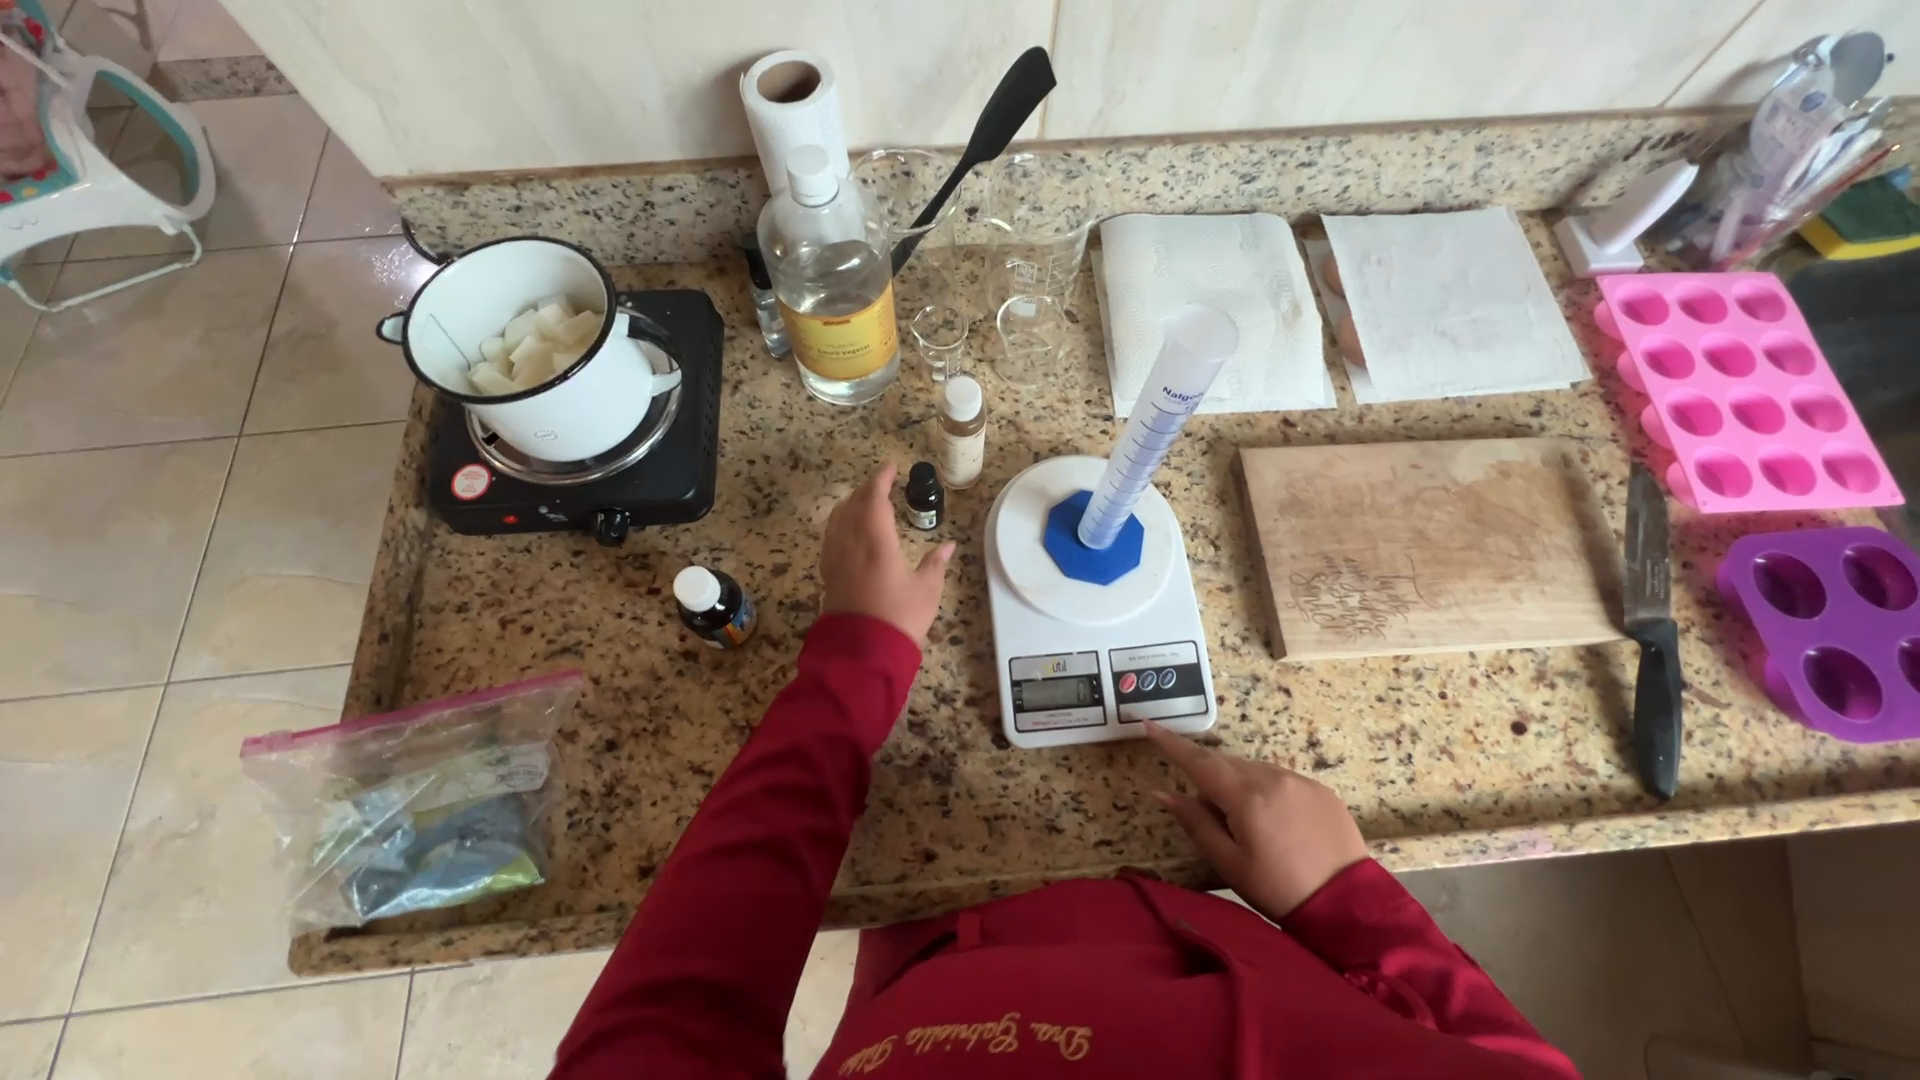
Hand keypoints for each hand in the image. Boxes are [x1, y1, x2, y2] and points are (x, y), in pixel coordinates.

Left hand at [820, 463, 954, 642]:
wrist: (863, 652)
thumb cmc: (900, 618)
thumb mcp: (926, 590)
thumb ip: (935, 563)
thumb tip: (948, 546)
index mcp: (876, 540)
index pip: (874, 498)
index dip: (882, 479)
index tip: (891, 468)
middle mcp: (851, 542)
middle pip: (854, 504)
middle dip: (867, 489)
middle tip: (882, 483)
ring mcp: (836, 557)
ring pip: (838, 518)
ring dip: (851, 503)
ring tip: (864, 500)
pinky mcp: (828, 573)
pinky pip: (831, 535)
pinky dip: (841, 522)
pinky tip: (848, 528)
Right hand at [1144, 721, 1368, 920]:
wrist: (1348, 907)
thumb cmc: (1279, 889)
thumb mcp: (1229, 863)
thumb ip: (1196, 823)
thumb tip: (1165, 792)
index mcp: (1245, 796)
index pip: (1197, 761)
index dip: (1170, 742)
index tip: (1147, 723)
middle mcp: (1271, 777)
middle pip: (1225, 764)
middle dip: (1208, 775)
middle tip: (1206, 807)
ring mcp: (1299, 781)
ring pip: (1253, 770)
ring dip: (1238, 784)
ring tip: (1244, 822)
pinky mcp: (1321, 790)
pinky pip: (1280, 779)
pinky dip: (1266, 790)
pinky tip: (1275, 822)